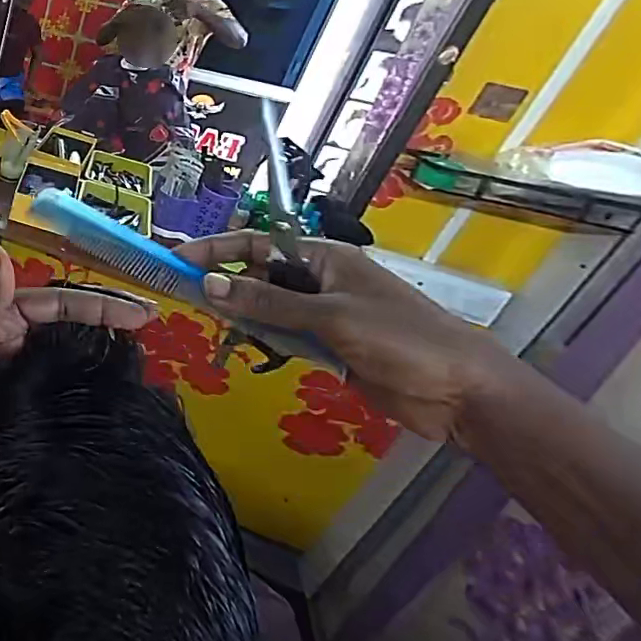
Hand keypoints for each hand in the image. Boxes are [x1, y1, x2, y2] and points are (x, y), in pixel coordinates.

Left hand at [0, 239, 158, 461]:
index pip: (58, 303)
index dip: (101, 303)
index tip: (145, 312)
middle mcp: (10, 341)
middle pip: (66, 329)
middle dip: (107, 328)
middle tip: (158, 341)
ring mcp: (12, 374)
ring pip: (62, 360)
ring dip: (96, 361)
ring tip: (143, 373)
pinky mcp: (12, 405)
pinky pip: (51, 393)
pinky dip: (77, 393)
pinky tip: (104, 406)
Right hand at [172, 231, 515, 441]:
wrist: (464, 396)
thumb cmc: (403, 339)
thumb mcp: (330, 316)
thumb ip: (266, 301)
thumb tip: (208, 285)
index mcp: (323, 258)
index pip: (256, 243)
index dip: (214, 249)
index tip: (176, 259)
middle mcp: (317, 281)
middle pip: (256, 274)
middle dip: (223, 283)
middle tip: (185, 297)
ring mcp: (320, 314)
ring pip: (263, 307)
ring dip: (239, 314)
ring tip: (210, 325)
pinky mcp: (324, 345)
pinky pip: (279, 335)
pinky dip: (260, 338)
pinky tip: (245, 346)